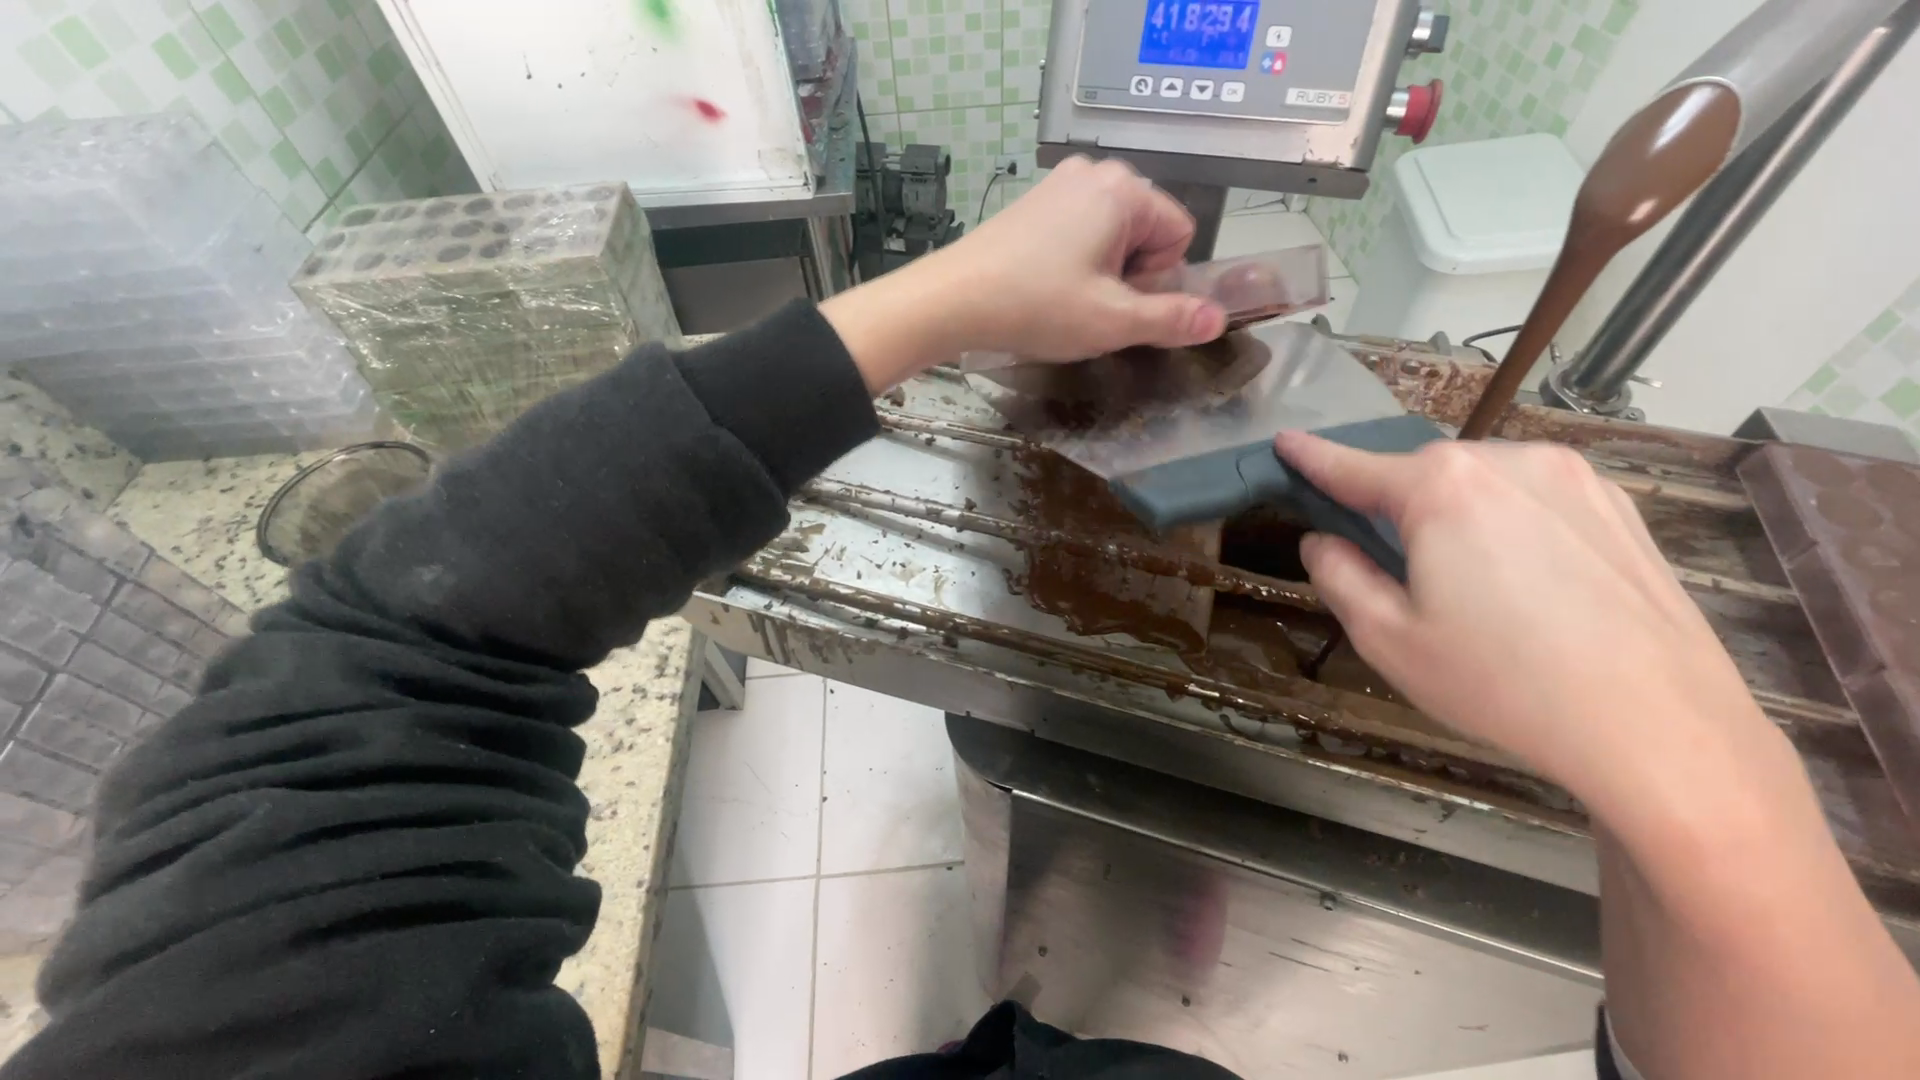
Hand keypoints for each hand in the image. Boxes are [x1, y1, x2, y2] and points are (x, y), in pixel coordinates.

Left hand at [822, 157, 1227, 390]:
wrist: (951, 300)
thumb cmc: (1036, 306)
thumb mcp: (1112, 321)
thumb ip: (1172, 319)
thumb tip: (1219, 320)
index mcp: (1124, 189)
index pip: (1181, 234)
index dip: (1158, 279)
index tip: (1117, 302)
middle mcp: (1095, 172)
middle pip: (1147, 231)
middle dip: (1130, 273)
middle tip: (1089, 304)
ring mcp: (1059, 183)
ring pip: (1112, 235)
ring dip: (1102, 272)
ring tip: (1064, 298)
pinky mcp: (1033, 203)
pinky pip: (1079, 231)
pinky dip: (1073, 261)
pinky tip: (1044, 285)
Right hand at [1274, 433, 1787, 821]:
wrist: (1659, 725)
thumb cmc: (1502, 682)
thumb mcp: (1388, 639)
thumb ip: (1340, 577)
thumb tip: (1324, 541)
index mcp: (1442, 489)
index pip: (1355, 466)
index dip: (1313, 457)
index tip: (1284, 442)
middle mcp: (1508, 462)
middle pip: (1423, 472)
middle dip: (1395, 503)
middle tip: (1388, 560)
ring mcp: (1573, 478)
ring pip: (1482, 481)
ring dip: (1455, 511)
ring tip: (1465, 580)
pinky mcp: (1619, 507)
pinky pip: (1535, 496)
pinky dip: (1507, 519)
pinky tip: (1523, 579)